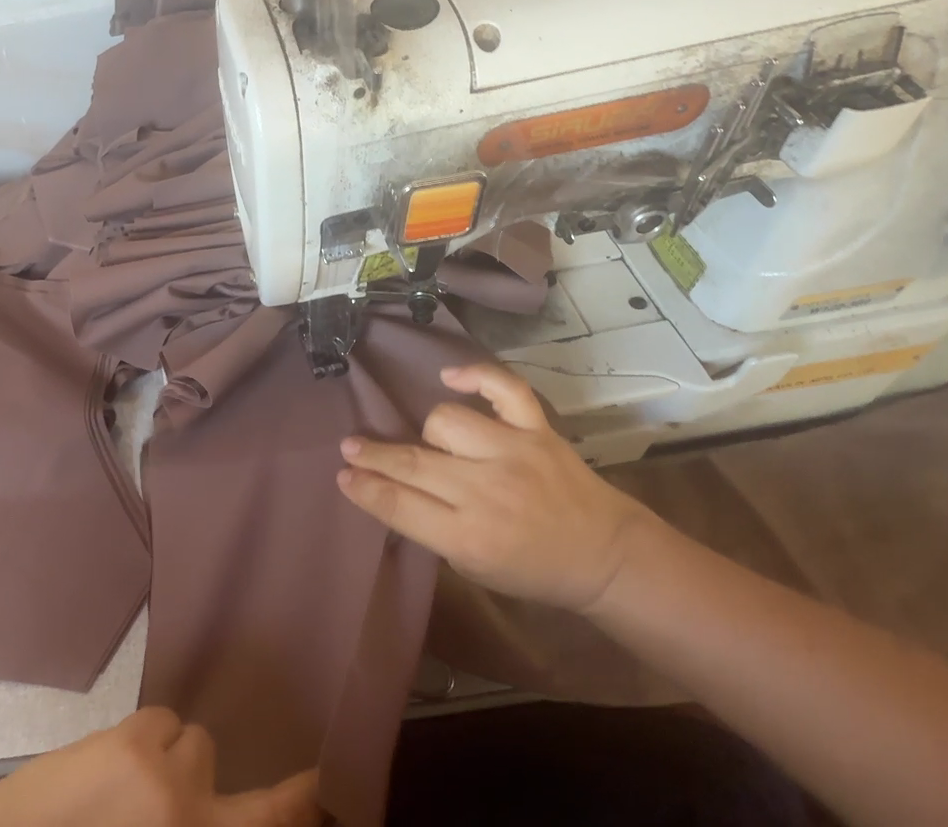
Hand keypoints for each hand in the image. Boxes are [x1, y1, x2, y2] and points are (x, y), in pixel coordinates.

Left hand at [0, 707, 320, 826]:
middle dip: (215, 790)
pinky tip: (113, 759)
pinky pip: (164, 721)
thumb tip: (212, 803)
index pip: (271, 823)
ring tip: (127, 781)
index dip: (306, 806)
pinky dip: (146, 735)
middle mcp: (196, 815)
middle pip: (248, 792)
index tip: (327, 787)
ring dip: (171, 757)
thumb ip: (191, 821)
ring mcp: (170, 781)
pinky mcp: (138, 743)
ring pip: (196, 743)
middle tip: (180, 792)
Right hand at [336, 363, 658, 612]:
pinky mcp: (538, 431)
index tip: (342, 474)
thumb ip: (433, 530)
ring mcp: (514, 454)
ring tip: (430, 445)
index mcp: (467, 537)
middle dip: (372, 455)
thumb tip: (391, 491)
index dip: (364, 487)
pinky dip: (475, 376)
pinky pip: (503, 389)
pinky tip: (449, 378)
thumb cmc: (533, 570)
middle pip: (412, 463)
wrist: (605, 556)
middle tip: (348, 446)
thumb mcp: (473, 568)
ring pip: (446, 422)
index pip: (398, 504)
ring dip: (429, 433)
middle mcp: (485, 491)